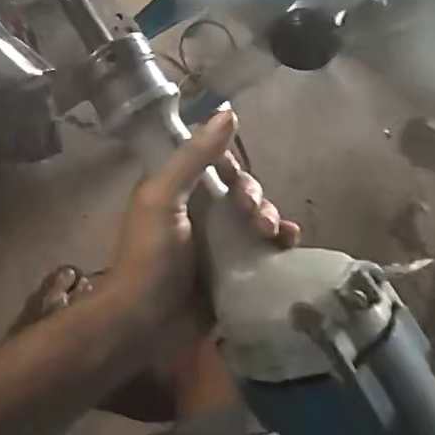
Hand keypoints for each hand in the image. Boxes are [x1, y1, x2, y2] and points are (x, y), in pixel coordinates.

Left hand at [107, 110, 301, 333]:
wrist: (145, 323)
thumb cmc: (149, 257)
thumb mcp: (164, 198)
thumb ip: (194, 157)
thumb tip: (227, 111)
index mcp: (178, 190)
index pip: (214, 162)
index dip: (231, 164)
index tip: (236, 179)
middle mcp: (200, 212)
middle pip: (241, 189)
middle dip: (254, 196)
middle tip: (254, 216)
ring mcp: (219, 243)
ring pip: (256, 217)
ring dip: (271, 216)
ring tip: (271, 233)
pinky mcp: (235, 270)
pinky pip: (264, 248)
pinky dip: (280, 241)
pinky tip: (289, 243)